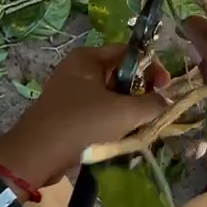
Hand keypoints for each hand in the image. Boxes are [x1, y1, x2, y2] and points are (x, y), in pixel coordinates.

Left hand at [0, 45, 168, 189]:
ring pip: (111, 97)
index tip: (166, 89)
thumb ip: (152, 103)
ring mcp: (71, 92)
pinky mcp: (69, 114)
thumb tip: (167, 100)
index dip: (151, 68)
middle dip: (140, 94)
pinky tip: (122, 138)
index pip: (128, 52)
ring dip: (128, 112)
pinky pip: (98, 113)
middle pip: (121, 75)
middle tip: (155, 113)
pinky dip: (112, 123)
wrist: (39, 153)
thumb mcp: (124, 112)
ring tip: (141, 129)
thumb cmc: (82, 123)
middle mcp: (78, 69)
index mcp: (88, 57)